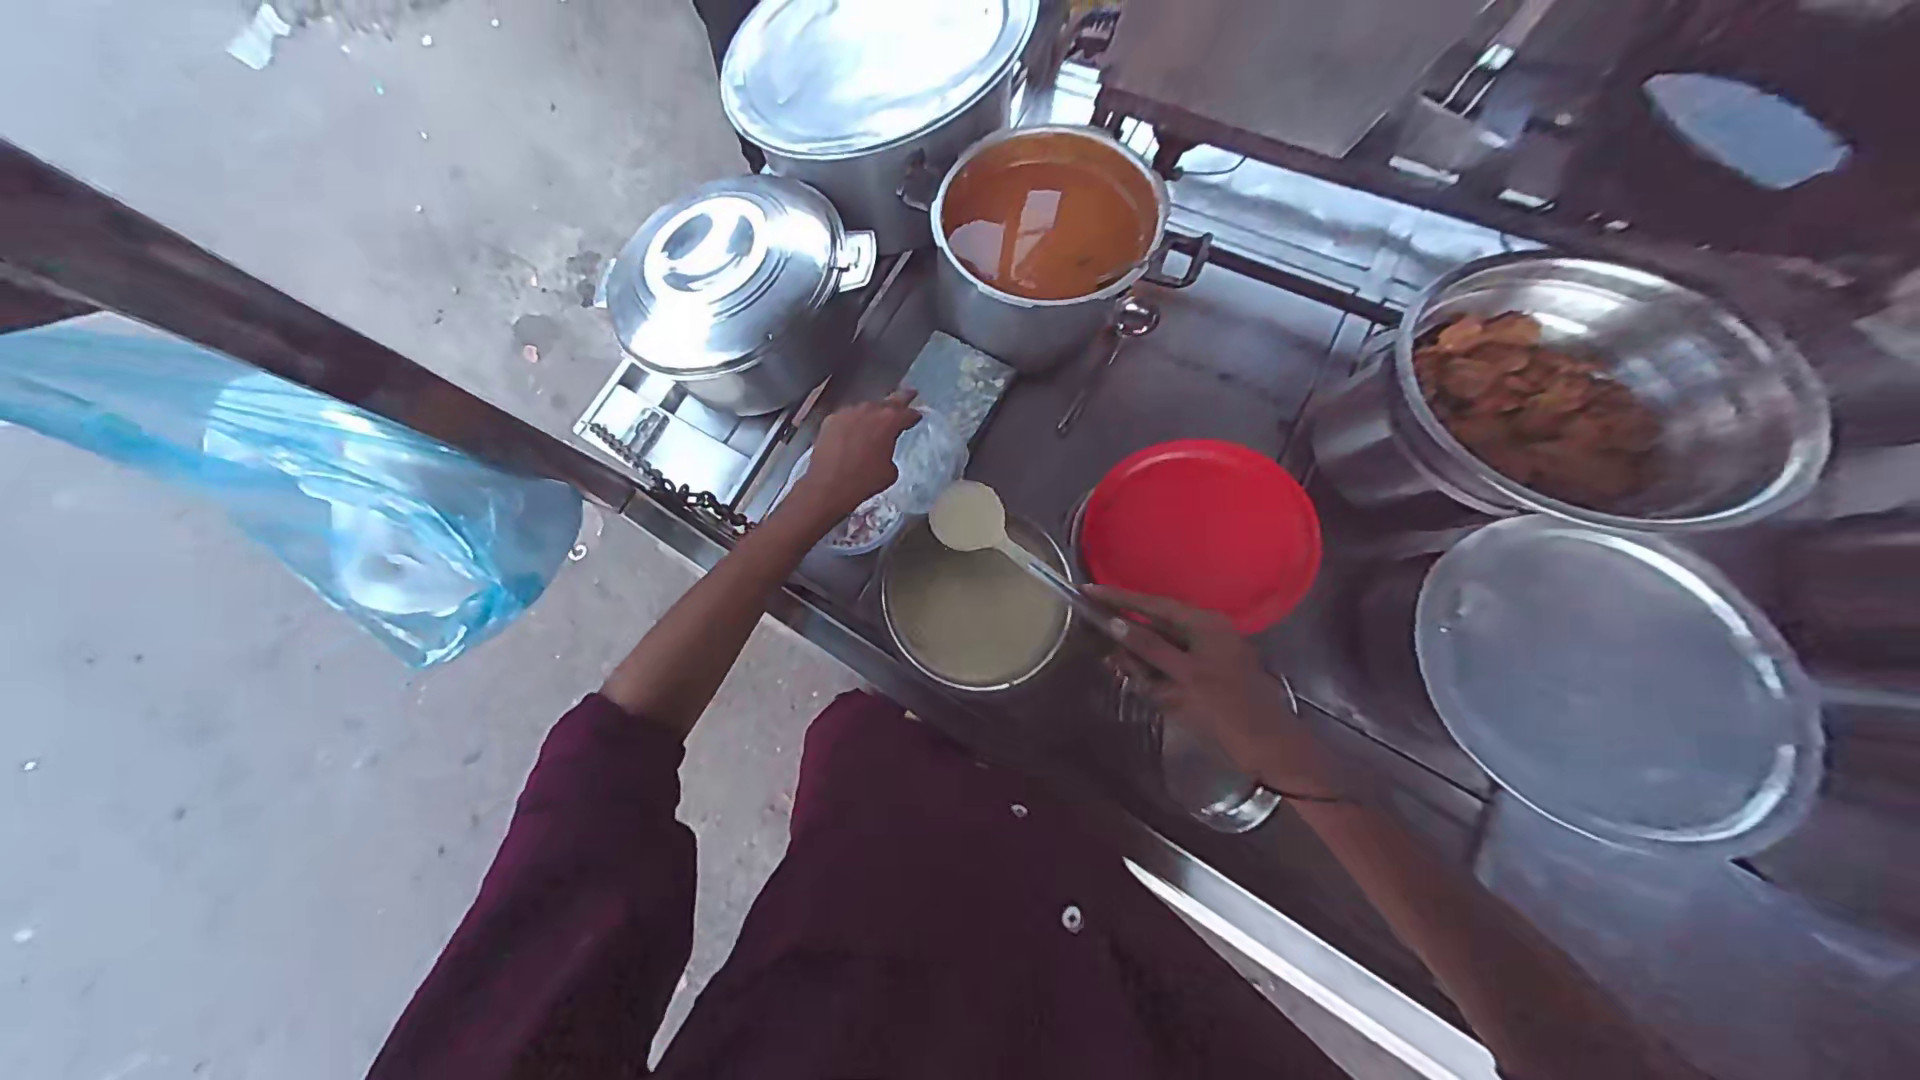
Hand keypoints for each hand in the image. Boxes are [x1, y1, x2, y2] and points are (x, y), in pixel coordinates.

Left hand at [787, 389, 921, 522]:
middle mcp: (870, 410)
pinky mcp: (831, 419)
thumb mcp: (890, 471)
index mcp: (890, 421)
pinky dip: (854, 422)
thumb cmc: (865, 480)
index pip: (908, 413)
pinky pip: (848, 417)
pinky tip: (853, 431)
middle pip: (889, 402)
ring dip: (873, 413)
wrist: (828, 485)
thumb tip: (884, 452)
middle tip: (910, 394)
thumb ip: (891, 453)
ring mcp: (848, 412)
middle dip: (900, 399)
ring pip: (866, 408)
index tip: (917, 416)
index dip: (914, 416)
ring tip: (877, 419)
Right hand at [1091, 586, 1337, 797]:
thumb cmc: (1229, 708)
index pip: (1153, 604)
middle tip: (1099, 639)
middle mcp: (1205, 633)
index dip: (1118, 598)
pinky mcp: (1203, 678)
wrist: (1271, 750)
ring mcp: (1205, 656)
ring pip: (1159, 649)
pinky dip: (1152, 674)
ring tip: (1119, 667)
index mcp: (1204, 624)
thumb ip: (1149, 647)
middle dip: (1127, 634)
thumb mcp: (1185, 676)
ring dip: (1138, 659)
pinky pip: (1169, 668)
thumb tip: (1115, 624)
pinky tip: (1139, 681)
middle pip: (1154, 625)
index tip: (1087, 590)